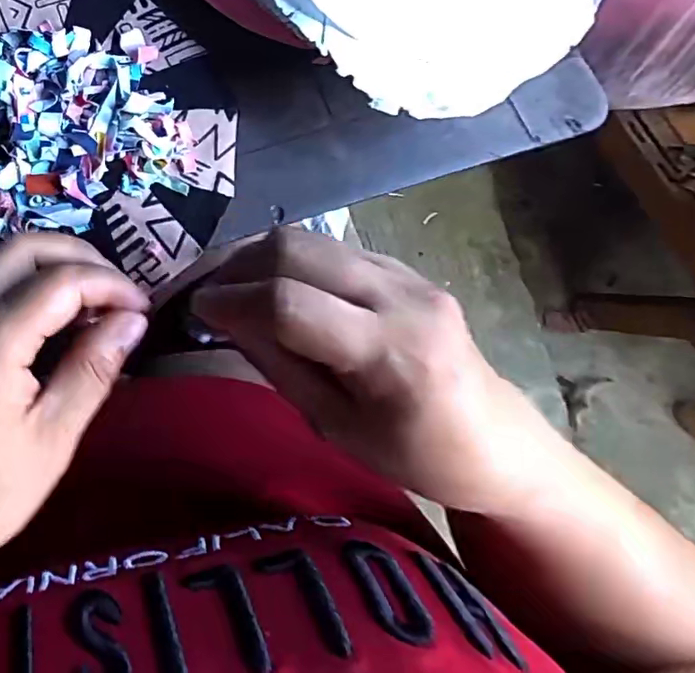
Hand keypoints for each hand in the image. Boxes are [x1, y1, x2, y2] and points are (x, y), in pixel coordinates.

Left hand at [0, 234, 150, 672]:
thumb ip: (94, 368)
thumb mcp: (52, 440)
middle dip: (81, 256)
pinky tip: (56, 313)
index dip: (110, 283)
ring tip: (95, 299)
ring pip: (4, 257)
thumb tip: (134, 319)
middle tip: (118, 290)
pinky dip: (29, 279)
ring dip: (54, 264)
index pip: (61, 281)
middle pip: (26, 246)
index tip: (143, 307)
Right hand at [189, 227, 544, 513]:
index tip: (196, 309)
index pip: (289, 304)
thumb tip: (226, 317)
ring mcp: (406, 273)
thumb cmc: (417, 455)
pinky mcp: (402, 265)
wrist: (497, 439)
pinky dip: (288, 258)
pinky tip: (270, 281)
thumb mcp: (336, 428)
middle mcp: (402, 297)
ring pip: (309, 238)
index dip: (232, 300)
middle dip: (237, 265)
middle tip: (207, 292)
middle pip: (296, 251)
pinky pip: (330, 247)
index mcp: (391, 354)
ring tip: (230, 282)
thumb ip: (279, 364)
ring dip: (258, 254)